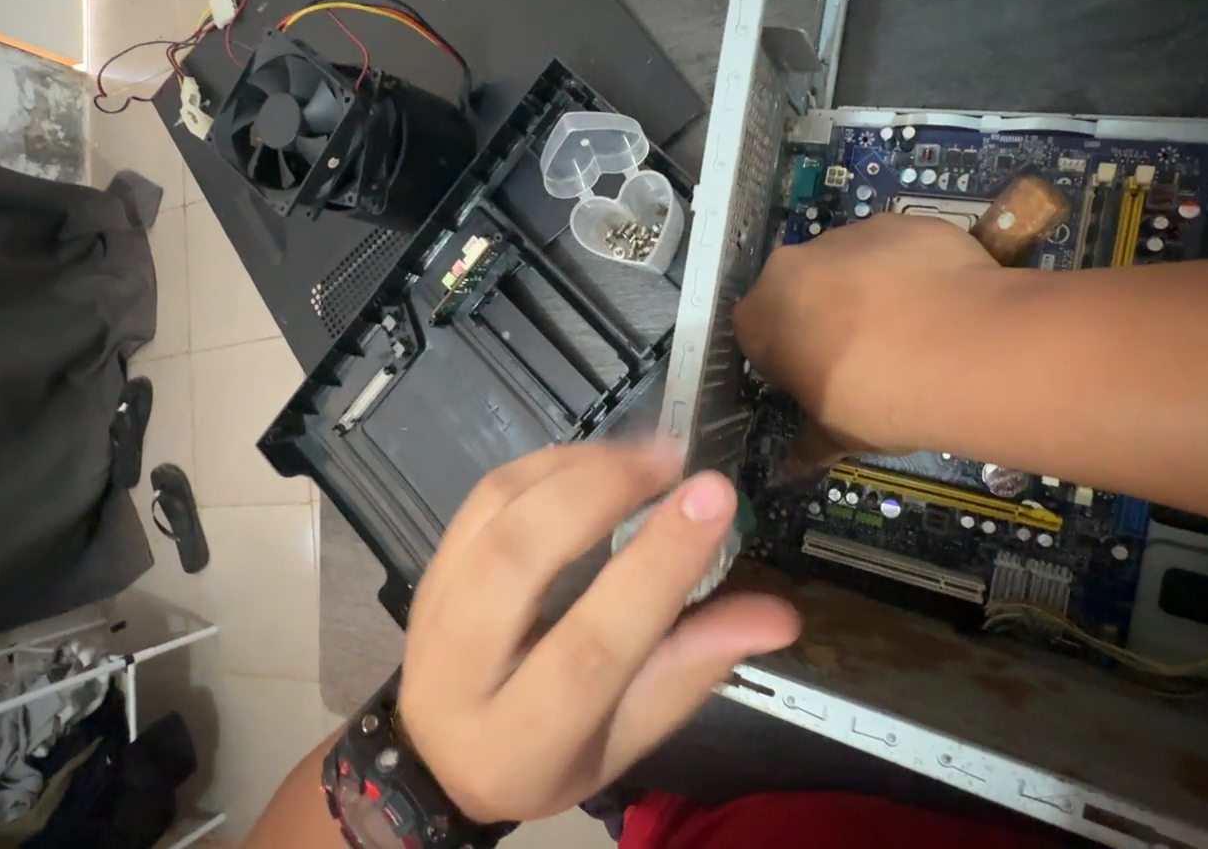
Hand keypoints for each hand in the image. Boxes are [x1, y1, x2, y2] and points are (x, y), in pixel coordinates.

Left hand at [397, 443, 800, 822]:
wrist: (442, 753)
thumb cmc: (551, 752)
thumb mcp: (627, 736)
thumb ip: (691, 669)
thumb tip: (778, 614)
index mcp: (521, 741)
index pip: (592, 647)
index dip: (656, 565)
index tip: (712, 496)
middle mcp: (459, 671)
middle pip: (520, 561)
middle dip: (601, 493)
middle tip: (670, 460)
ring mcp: (432, 609)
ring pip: (495, 512)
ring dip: (575, 467)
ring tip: (642, 454)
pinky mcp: (430, 565)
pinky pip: (484, 493)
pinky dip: (546, 463)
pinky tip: (595, 460)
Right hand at [734, 215, 1003, 466]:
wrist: (960, 349)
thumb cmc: (874, 398)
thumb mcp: (837, 434)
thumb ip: (809, 444)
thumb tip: (792, 468)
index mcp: (758, 319)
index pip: (760, 337)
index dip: (789, 359)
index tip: (818, 379)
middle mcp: (789, 268)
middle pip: (799, 291)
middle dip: (823, 316)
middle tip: (863, 355)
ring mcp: (845, 237)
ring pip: (845, 265)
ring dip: (865, 290)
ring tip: (911, 329)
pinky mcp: (898, 223)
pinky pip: (894, 249)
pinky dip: (908, 270)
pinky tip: (938, 304)